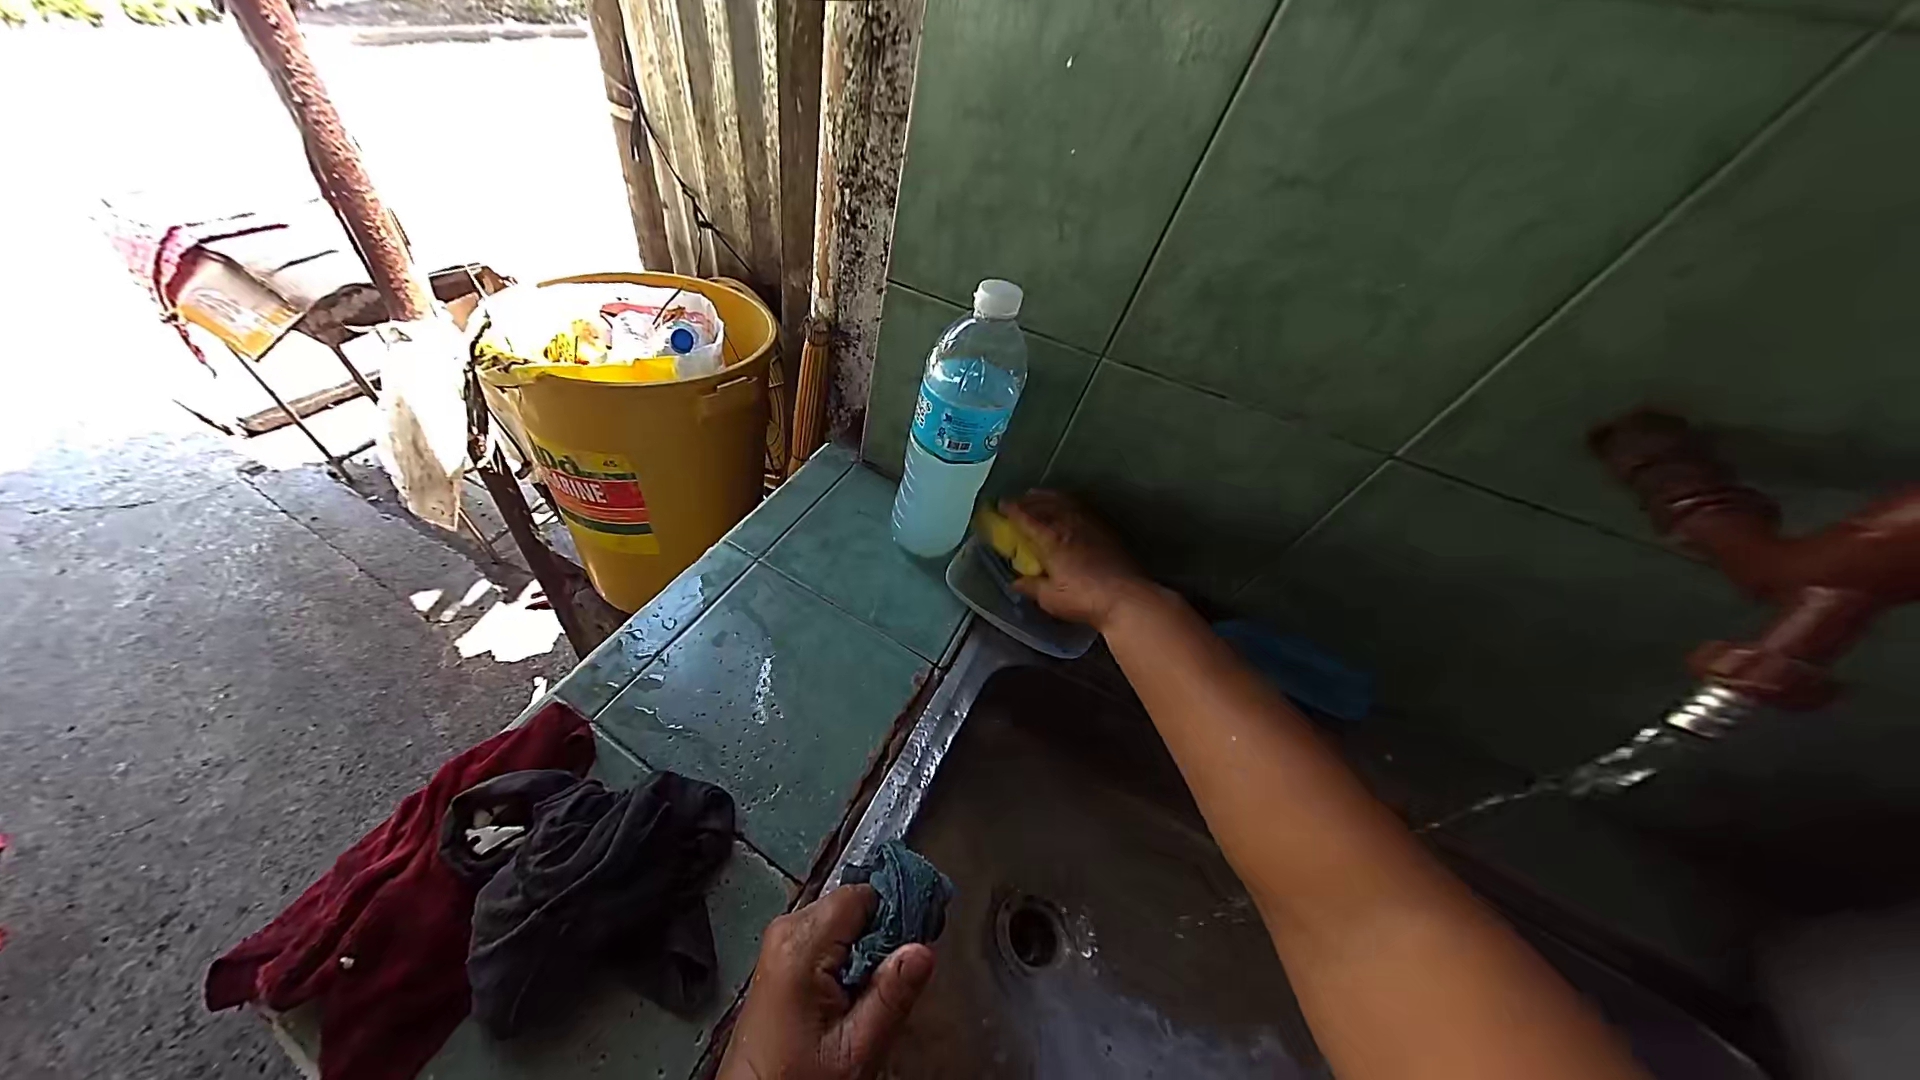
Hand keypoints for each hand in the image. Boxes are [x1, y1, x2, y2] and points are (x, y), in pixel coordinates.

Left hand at [717, 885, 935, 1079]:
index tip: (916, 941)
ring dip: (865, 946)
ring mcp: (781, 940)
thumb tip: (924, 949)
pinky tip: (852, 991)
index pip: (863, 894)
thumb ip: (890, 996)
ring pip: (843, 919)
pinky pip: (828, 935)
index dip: (894, 912)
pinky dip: (847, 955)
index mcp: (801, 943)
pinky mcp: (781, 954)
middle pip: (853, 905)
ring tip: (872, 990)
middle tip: (893, 979)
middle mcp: (787, 928)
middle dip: (880, 934)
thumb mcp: (854, 1050)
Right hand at [1001, 490, 1159, 631]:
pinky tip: (1071, 510)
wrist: (1127, 599)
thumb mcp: (1050, 598)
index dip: (1012, 510)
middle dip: (1030, 500)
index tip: (1001, 505)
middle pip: (1046, 504)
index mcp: (1051, 539)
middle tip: (1019, 499)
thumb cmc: (1085, 599)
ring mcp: (1092, 526)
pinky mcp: (1108, 532)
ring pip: (1067, 503)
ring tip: (1042, 497)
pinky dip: (1071, 505)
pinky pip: (1084, 509)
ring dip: (1051, 498)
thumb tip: (1017, 582)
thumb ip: (1032, 586)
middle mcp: (1070, 525)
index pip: (1027, 518)